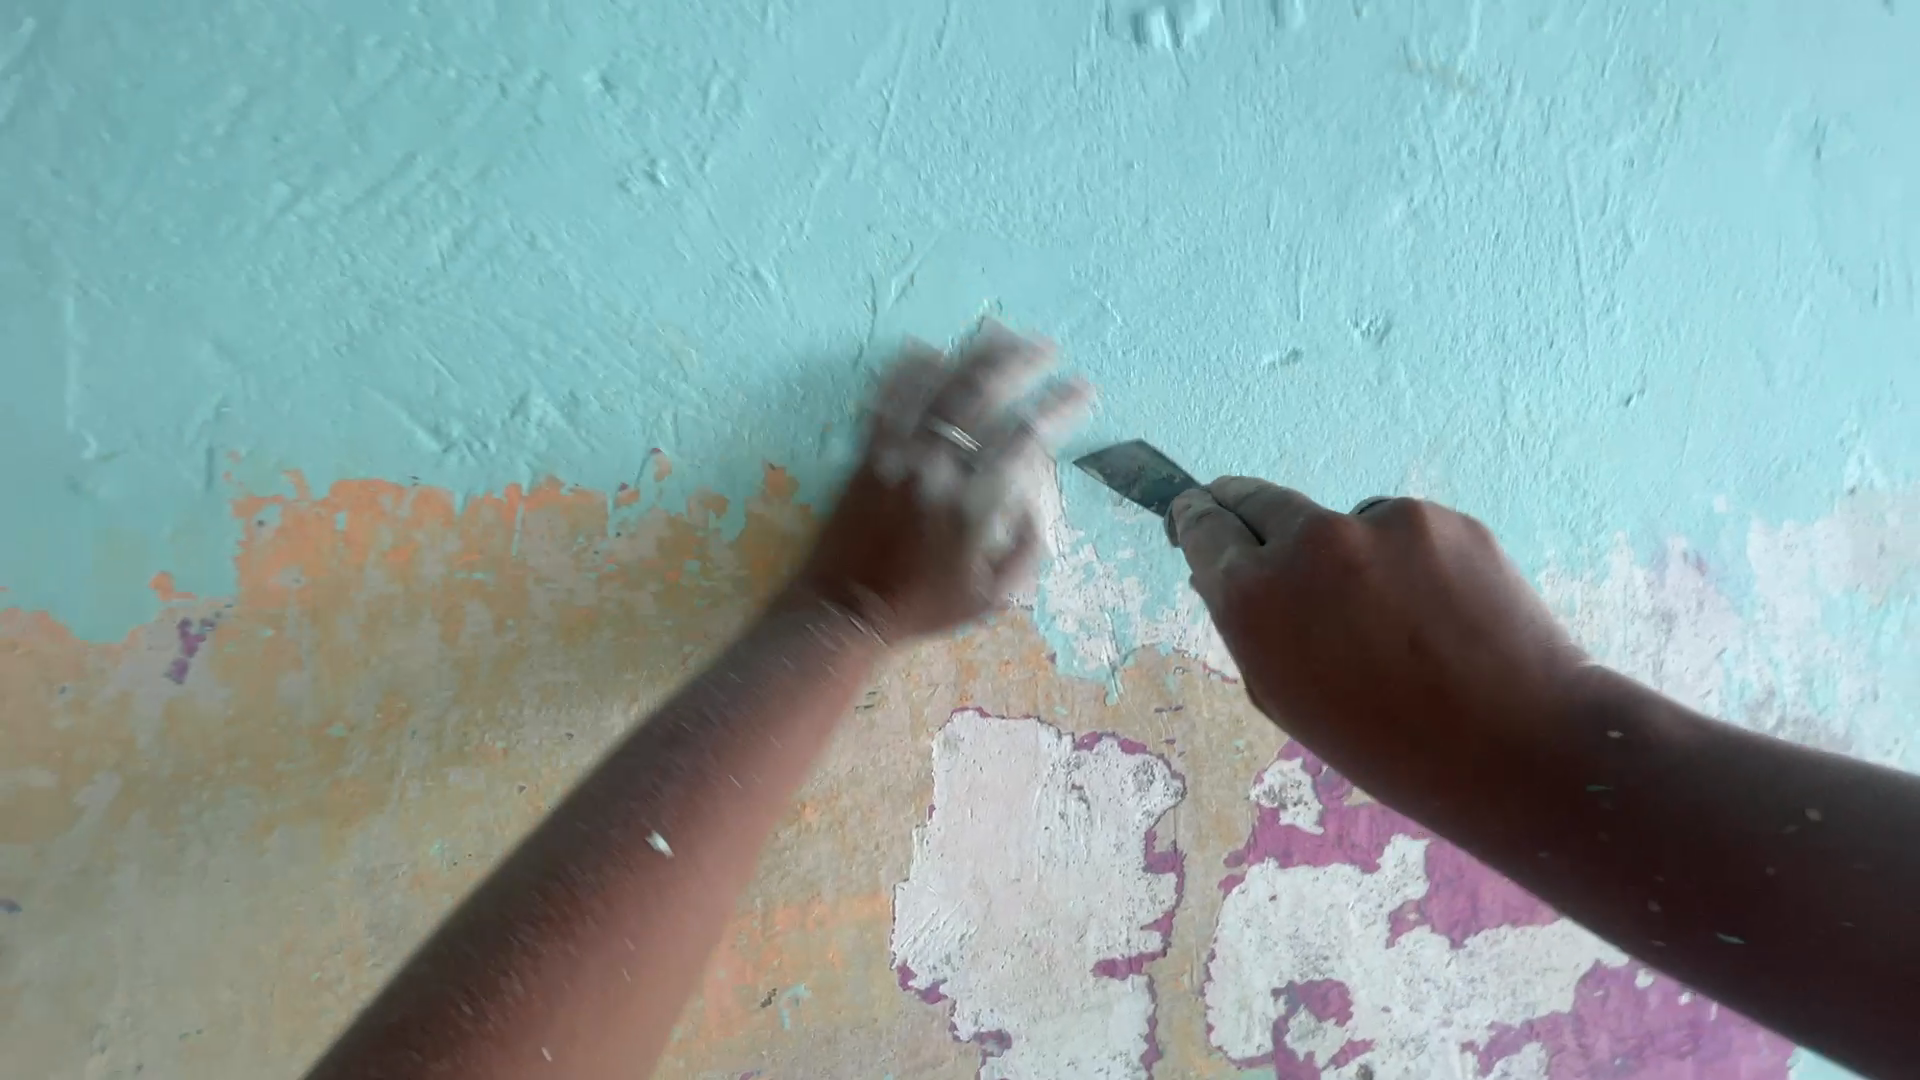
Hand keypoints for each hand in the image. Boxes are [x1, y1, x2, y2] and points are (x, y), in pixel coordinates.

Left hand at [787, 321, 1091, 643]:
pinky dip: (908, 368)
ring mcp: (897, 454)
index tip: (1082, 390)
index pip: (1026, 436)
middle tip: (1045, 346)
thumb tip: (1038, 495)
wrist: (845, 610)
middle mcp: (937, 467)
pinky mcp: (866, 453)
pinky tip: (926, 347)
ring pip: (937, 385)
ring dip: (972, 353)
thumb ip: (1027, 546)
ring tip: (998, 329)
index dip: (1059, 407)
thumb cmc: (923, 607)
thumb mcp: (993, 596)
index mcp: (973, 503)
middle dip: (1020, 361)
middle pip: (982, 393)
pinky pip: (887, 397)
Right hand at [1168, 479, 1586, 798]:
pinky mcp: (1438, 516)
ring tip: (1381, 611)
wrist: (1519, 746)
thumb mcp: (1277, 692)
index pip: (1201, 523)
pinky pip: (1392, 531)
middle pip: (1251, 496)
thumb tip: (1221, 573)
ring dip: (1334, 549)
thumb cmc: (1377, 740)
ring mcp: (1376, 521)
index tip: (1191, 515)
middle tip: (1261, 542)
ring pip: (1331, 521)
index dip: (1191, 518)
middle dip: (1243, 512)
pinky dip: (1395, 558)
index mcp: (1252, 593)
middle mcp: (1305, 541)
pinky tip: (1430, 607)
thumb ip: (1241, 623)